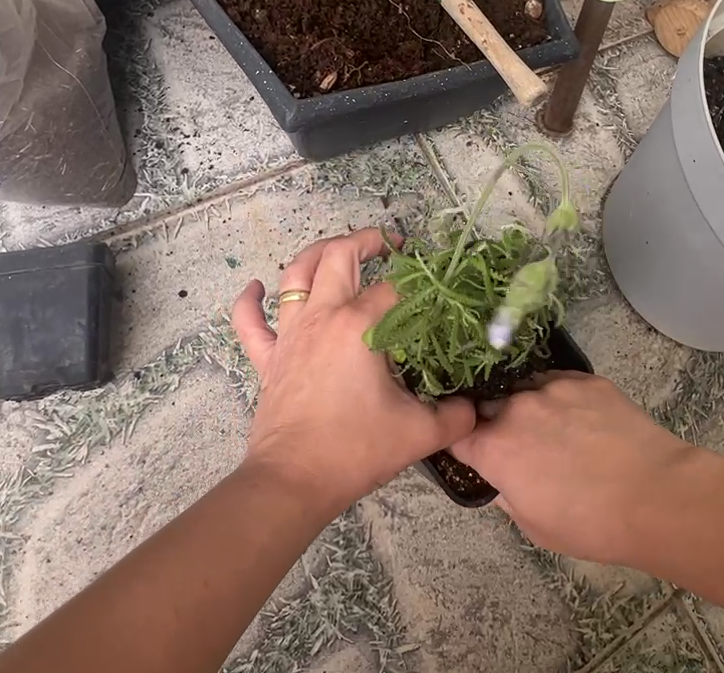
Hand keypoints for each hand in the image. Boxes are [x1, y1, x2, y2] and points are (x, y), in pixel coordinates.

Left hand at [230, 228, 475, 515]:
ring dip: (317, 253)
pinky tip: (256, 286)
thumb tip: (474, 409)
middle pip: (339, 256)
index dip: (417, 283)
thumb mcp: (418, 433)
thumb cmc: (355, 450)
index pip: (394, 288)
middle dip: (366, 241)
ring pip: (295, 274)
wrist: (294, 481)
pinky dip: (250, 300)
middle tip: (389, 245)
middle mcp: (322, 317)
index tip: (433, 287)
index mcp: (359, 326)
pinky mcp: (267, 359)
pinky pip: (249, 322)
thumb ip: (455, 417)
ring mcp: (290, 335)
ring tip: (338, 248)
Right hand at [448, 372, 699, 565]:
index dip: (464, 442)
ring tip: (556, 429)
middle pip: (489, 406)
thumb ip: (505, 493)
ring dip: (529, 407)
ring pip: (524, 389)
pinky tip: (583, 419)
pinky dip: (561, 398)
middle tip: (521, 445)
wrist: (656, 496)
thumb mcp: (533, 526)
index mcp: (495, 448)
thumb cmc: (592, 524)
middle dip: (495, 422)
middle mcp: (516, 408)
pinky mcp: (583, 378)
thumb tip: (501, 476)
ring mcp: (551, 387)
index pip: (457, 434)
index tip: (476, 451)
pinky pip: (558, 383)